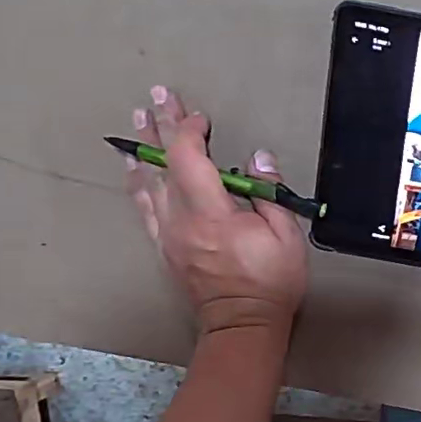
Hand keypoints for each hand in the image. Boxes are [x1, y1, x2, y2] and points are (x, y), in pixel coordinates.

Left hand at [125, 86, 308, 335]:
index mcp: (210, 214)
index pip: (188, 158)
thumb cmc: (270, 282)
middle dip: (161, 126)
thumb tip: (259, 159)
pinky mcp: (165, 247)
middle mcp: (180, 221)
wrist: (242, 325)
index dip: (190, 131)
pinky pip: (145, 208)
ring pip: (147, 183)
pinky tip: (134, 169)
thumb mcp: (285, 235)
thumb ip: (269, 193)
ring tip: (137, 122)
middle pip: (163, 164)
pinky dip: (139, 183)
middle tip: (156, 96)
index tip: (202, 118)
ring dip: (144, 149)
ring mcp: (167, 235)